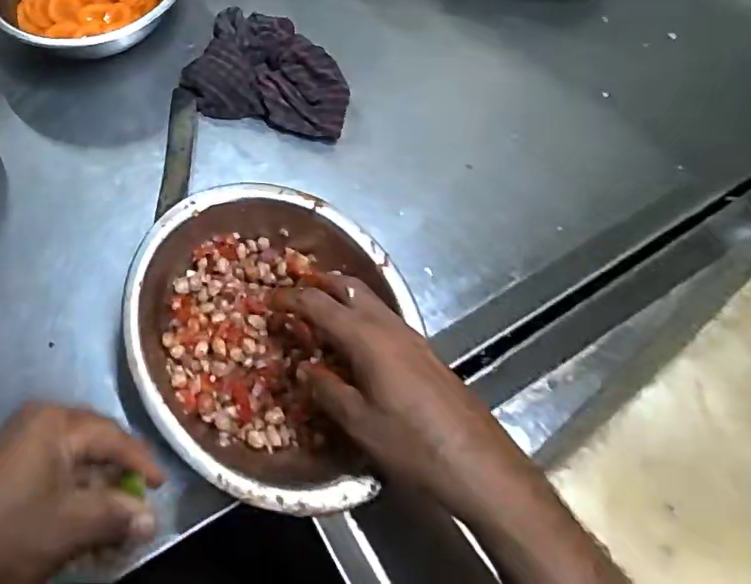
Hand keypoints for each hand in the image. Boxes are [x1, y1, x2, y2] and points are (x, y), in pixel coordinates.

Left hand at [0, 403, 164, 583]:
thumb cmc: (10, 531)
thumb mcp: (69, 526)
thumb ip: (114, 515)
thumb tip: (150, 515)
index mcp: (55, 421)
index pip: (111, 434)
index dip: (140, 459)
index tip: (163, 486)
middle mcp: (40, 418)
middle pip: (93, 439)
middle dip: (119, 471)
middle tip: (142, 500)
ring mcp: (22, 437)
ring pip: (75, 455)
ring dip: (98, 485)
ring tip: (117, 516)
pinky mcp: (11, 459)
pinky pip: (56, 466)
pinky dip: (75, 490)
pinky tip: (85, 517)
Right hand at [278, 275, 627, 583]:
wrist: (484, 467)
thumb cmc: (415, 445)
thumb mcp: (359, 423)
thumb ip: (326, 389)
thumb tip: (306, 369)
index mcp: (365, 336)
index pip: (316, 302)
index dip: (288, 298)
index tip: (267, 300)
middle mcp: (387, 325)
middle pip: (346, 285)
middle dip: (317, 283)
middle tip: (294, 294)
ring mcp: (410, 336)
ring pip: (367, 298)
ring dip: (339, 296)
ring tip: (320, 314)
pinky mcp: (425, 352)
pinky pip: (383, 317)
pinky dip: (359, 315)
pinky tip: (356, 344)